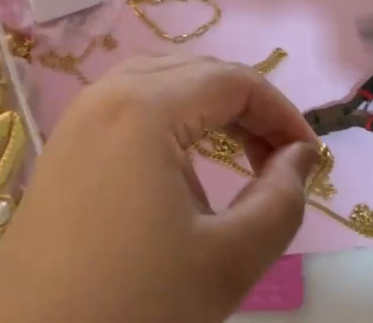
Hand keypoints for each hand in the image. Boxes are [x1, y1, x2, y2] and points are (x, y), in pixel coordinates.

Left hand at [0, 55, 319, 322]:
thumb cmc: (135, 304)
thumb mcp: (226, 260)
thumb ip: (281, 201)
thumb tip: (301, 155)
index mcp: (145, 107)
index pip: (233, 80)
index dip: (281, 111)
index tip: (310, 157)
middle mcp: (107, 93)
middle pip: (196, 72)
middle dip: (246, 107)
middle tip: (279, 160)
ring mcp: (78, 116)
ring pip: (161, 83)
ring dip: (207, 109)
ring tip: (238, 158)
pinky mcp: (62, 145)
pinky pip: (128, 107)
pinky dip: (168, 121)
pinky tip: (179, 170)